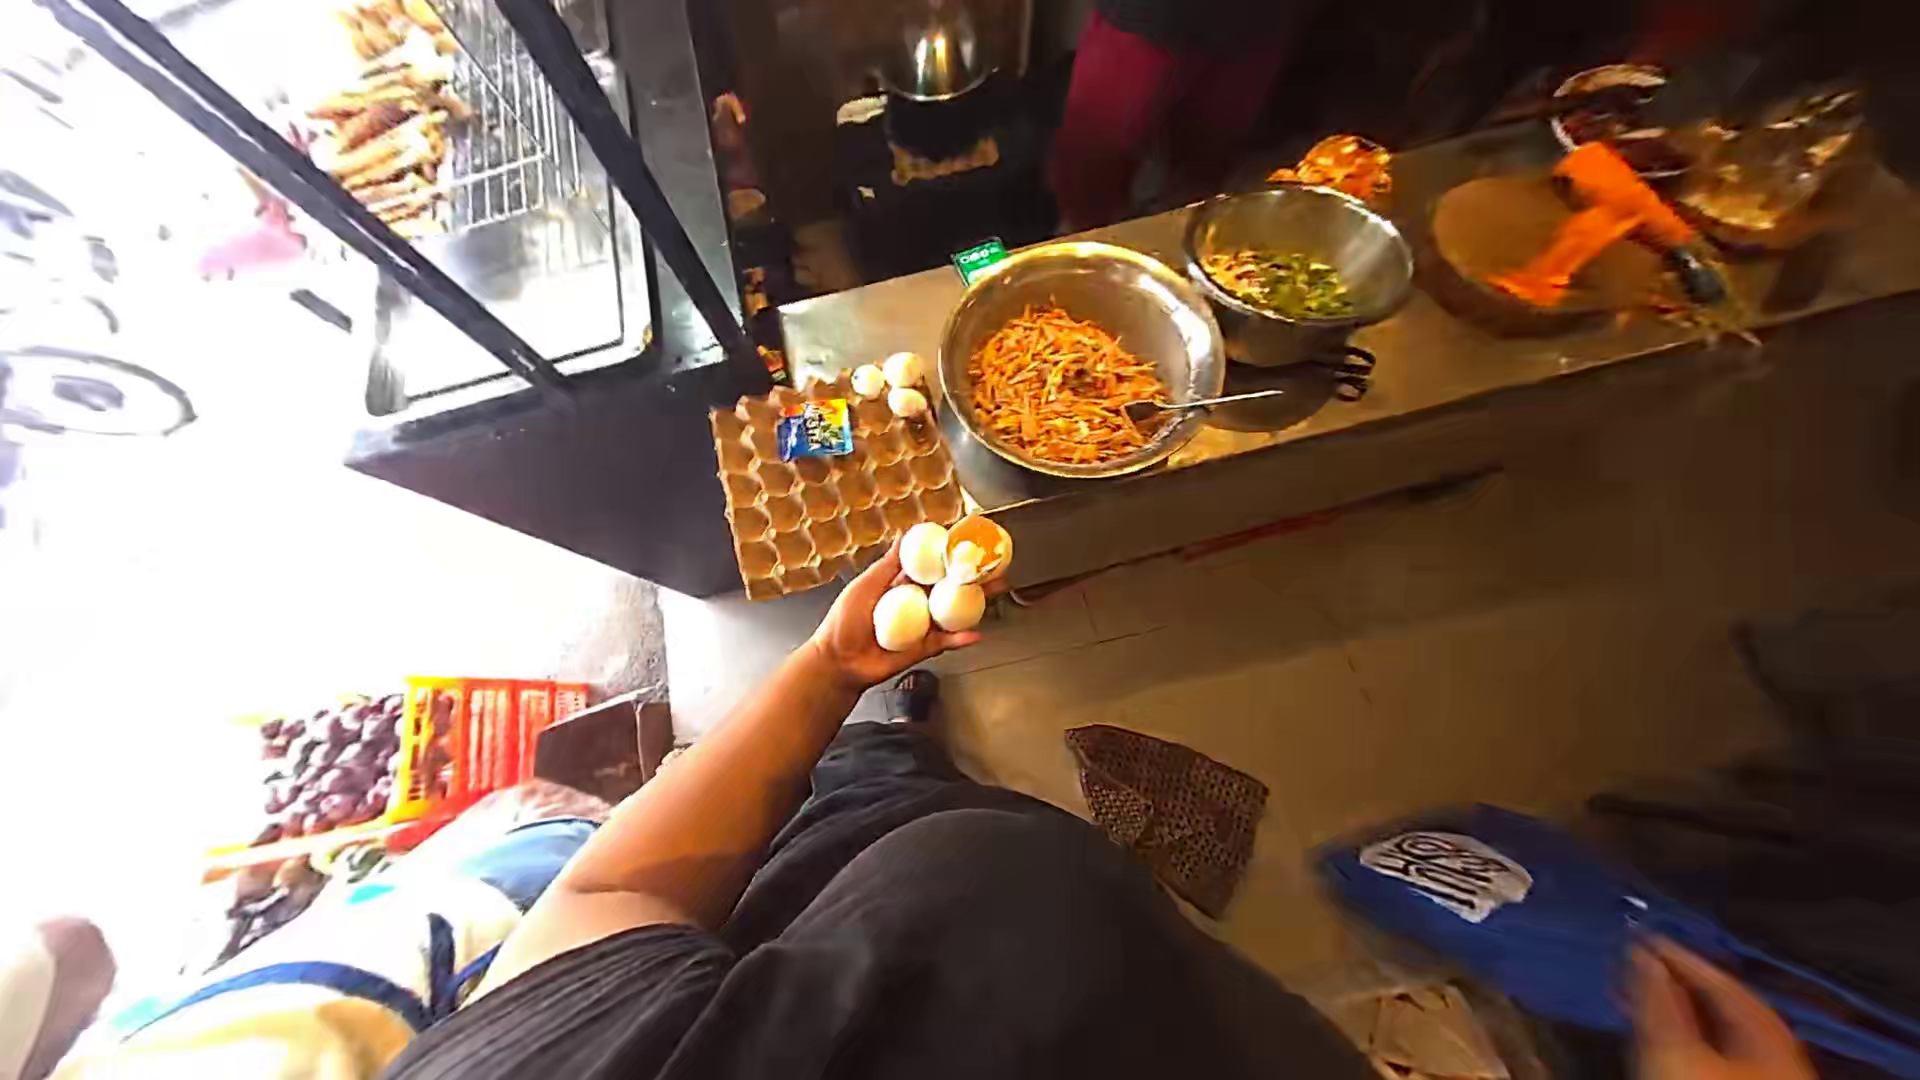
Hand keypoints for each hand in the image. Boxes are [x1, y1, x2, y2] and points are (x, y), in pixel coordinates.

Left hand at [806, 536, 985, 690]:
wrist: (838, 660)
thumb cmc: (843, 622)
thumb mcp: (865, 585)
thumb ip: (887, 564)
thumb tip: (902, 537)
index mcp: (902, 586)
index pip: (931, 568)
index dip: (949, 557)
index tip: (968, 544)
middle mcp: (917, 604)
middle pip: (950, 588)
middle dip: (973, 577)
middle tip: (992, 566)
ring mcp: (923, 626)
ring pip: (955, 612)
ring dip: (977, 603)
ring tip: (995, 591)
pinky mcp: (924, 648)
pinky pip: (947, 641)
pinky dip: (961, 639)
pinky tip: (975, 633)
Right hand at [1631, 938, 1816, 1079]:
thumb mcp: (1669, 1045)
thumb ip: (1654, 996)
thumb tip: (1640, 951)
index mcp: (1774, 1050)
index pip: (1732, 991)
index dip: (1687, 960)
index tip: (1642, 935)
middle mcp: (1777, 1064)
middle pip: (1729, 1012)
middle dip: (1680, 981)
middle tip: (1636, 956)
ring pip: (1718, 1031)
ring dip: (1675, 1002)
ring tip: (1633, 983)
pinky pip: (1709, 1048)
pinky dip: (1680, 1026)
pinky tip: (1649, 1019)